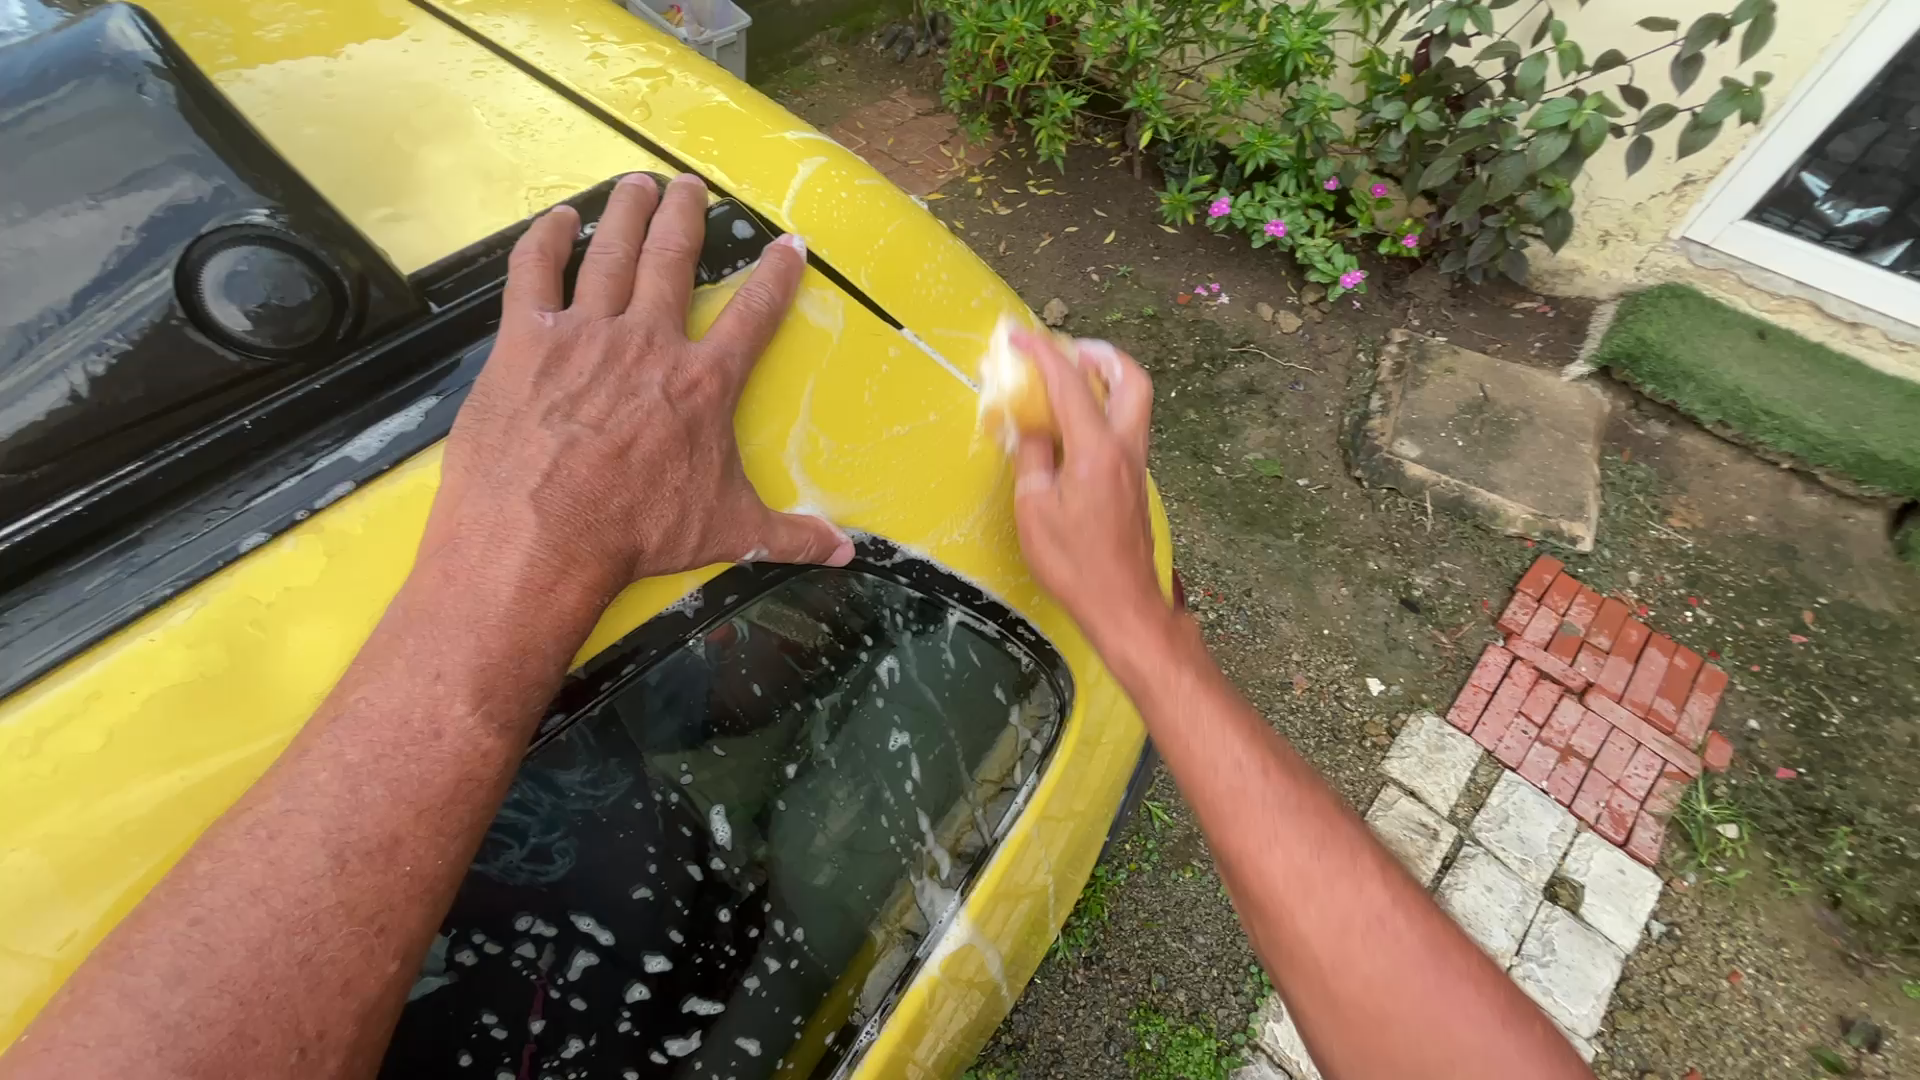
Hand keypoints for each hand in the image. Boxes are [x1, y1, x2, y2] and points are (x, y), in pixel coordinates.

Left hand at [422, 172, 851, 599]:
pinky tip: (560, 219)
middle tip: (693, 185)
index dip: (777, 277)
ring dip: (629, 212)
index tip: (789, 245)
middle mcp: (650, 341)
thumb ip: (792, 537)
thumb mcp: (730, 532)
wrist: (543, 536)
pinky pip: (535, 272)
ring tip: (639, 182)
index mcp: (704, 382)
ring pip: (612, 253)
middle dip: (688, 218)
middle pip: (675, 261)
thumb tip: (848, 554)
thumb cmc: (643, 532)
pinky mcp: (527, 340)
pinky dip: (548, 239)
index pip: (754, 316)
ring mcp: (586, 333)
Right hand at [1010, 330, 1164, 644]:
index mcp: (1095, 450)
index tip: (1018, 336)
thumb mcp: (1035, 510)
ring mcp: (1136, 464)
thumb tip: (1031, 427)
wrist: (1121, 603)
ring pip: (1136, 401)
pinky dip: (1106, 408)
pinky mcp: (1136, 481)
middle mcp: (1125, 447)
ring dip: (1108, 379)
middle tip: (1068, 353)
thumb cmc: (1073, 563)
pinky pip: (1127, 426)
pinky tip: (1076, 426)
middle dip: (1101, 354)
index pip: (1070, 384)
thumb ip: (1032, 458)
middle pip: (1132, 379)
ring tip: (1070, 383)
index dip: (1043, 352)